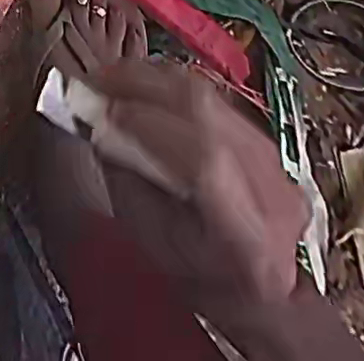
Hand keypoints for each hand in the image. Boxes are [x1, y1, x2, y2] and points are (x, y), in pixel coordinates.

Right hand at [93, 58, 306, 308]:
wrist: (255, 286)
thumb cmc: (193, 271)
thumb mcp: (148, 234)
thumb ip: (124, 176)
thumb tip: (98, 120)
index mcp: (248, 235)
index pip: (204, 160)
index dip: (148, 125)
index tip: (102, 109)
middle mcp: (271, 187)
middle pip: (203, 111)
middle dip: (139, 86)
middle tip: (92, 81)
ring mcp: (271, 156)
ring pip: (203, 93)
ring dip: (147, 77)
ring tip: (107, 78)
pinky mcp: (260, 134)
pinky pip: (207, 93)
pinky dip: (164, 82)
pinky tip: (135, 82)